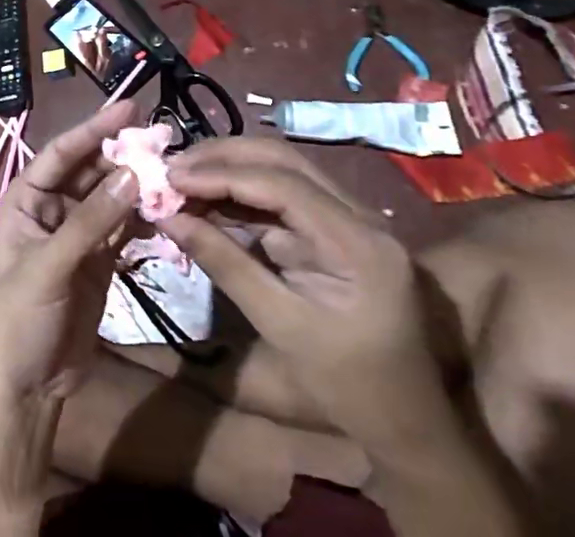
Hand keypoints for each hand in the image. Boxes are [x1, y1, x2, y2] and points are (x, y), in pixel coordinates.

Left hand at [0, 101, 141, 397]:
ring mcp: (79, 232)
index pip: (62, 153)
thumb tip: (133, 175)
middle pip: (92, 169)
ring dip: (138, 183)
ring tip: (173, 170)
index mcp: (26, 200)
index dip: (94, 129)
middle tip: (164, 141)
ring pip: (112, 195)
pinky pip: (125, 225)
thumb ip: (91, 221)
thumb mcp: (50, 266)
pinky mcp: (101, 257)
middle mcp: (53, 208)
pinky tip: (168, 205)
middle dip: (124, 155)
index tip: (131, 107)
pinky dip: (144, 215)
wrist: (27, 386)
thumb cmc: (19, 319)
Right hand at [158, 138, 451, 462]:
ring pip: (285, 171)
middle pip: (286, 162)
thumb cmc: (344, 383)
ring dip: (233, 171)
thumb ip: (227, 265)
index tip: (173, 176)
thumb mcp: (280, 325)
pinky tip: (209, 200)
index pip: (284, 185)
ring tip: (182, 179)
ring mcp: (351, 219)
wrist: (402, 416)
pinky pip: (285, 198)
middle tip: (173, 168)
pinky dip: (244, 196)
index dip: (224, 174)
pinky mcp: (336, 230)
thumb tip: (172, 219)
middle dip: (226, 158)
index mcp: (357, 242)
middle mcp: (360, 216)